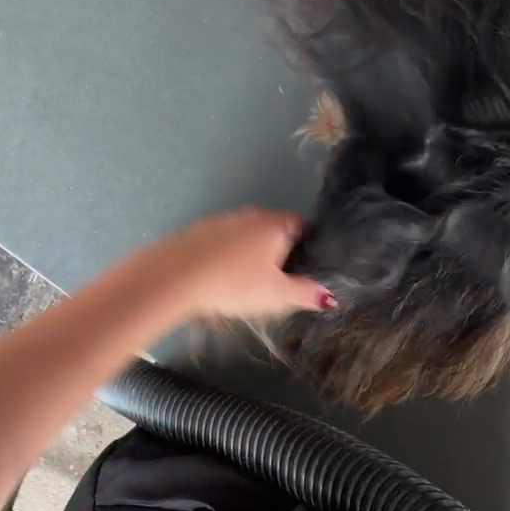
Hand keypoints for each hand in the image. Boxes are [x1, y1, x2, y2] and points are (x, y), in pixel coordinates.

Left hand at [129, 207, 333, 319]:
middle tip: (282, 277)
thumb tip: (331, 295)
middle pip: (275, 227)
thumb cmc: (235, 283)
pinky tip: (223, 274)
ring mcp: (224, 219)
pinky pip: (225, 238)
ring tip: (251, 279)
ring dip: (253, 249)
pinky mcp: (200, 229)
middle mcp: (252, 215)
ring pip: (248, 232)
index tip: (308, 264)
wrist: (177, 275)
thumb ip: (305, 293)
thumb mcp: (275, 295)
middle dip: (281, 247)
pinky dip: (230, 252)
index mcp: (275, 225)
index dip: (309, 243)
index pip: (302, 224)